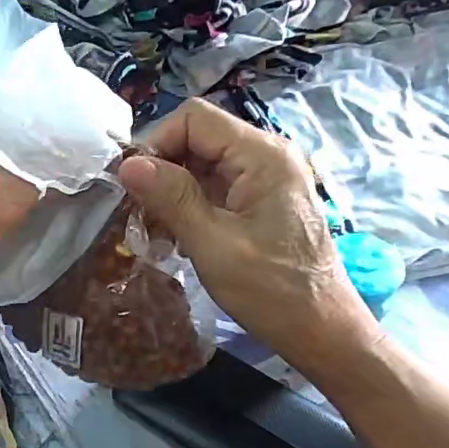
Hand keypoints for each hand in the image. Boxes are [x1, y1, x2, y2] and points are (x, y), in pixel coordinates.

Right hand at [116, 100, 380, 364]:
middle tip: (139, 213)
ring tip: (155, 231)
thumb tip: (127, 164)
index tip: (133, 185)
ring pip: (202, 165)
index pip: (194, 118)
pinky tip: (176, 237)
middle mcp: (267, 155)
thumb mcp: (213, 244)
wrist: (321, 329)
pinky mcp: (262, 202)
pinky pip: (216, 189)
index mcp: (262, 155)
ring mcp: (266, 179)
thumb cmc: (270, 289)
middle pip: (197, 139)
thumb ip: (171, 198)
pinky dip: (190, 206)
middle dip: (162, 171)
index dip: (156, 143)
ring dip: (172, 193)